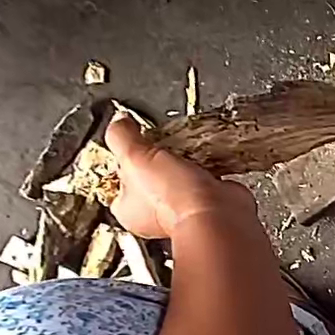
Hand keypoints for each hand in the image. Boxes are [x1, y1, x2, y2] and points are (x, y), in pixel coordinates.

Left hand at [104, 109, 248, 238]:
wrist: (217, 213)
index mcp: (128, 209)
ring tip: (184, 147)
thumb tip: (119, 120)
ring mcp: (184, 207)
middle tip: (159, 143)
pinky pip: (205, 176)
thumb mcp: (133, 156)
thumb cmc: (173, 200)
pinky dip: (206, 164)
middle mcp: (155, 213)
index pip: (117, 180)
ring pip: (179, 174)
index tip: (129, 141)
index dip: (122, 159)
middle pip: (149, 175)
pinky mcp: (209, 200)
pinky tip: (205, 156)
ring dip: (183, 158)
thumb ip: (121, 136)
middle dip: (156, 156)